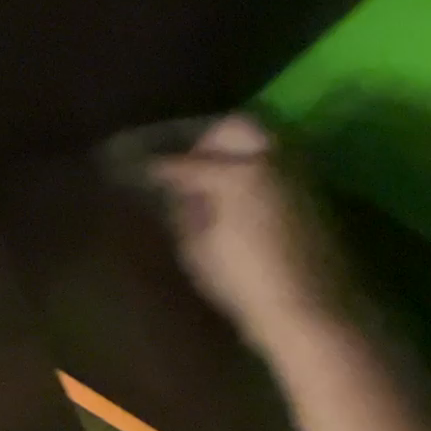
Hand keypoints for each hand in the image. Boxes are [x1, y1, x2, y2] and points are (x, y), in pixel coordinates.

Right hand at [149, 114, 348, 348]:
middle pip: (231, 128)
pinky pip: (270, 159)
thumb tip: (165, 190)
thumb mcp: (195, 247)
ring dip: (224, 150)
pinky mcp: (306, 188)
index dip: (150, 166)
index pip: (180, 163)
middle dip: (197, 140)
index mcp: (237, 173)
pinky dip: (244, 164)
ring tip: (196, 175)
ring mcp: (294, 170)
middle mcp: (270, 158)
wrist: (306, 303)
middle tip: (170, 163)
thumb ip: (179, 209)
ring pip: (256, 139)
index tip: (124, 167)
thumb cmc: (240, 279)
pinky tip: (224, 190)